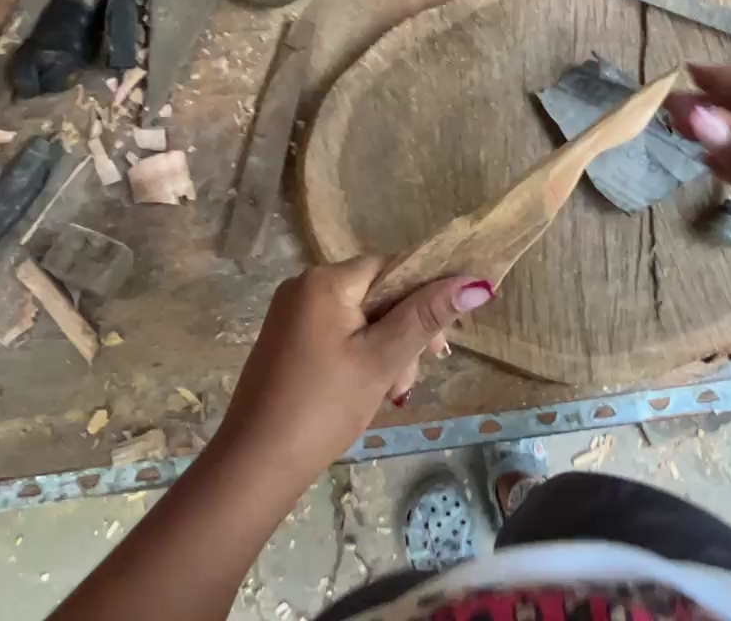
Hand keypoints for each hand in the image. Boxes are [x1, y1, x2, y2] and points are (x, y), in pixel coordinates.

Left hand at [212, 258, 492, 475]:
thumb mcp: (382, 359)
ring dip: (383, 348)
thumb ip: (427, 316)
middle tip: (410, 378)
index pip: (391, 267)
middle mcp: (303, 285)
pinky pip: (335, 332)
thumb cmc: (324, 406)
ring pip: (358, 316)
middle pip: (375, 293)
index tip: (440, 343)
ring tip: (389, 392)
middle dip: (402, 332)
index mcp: (325, 280)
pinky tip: (365, 388)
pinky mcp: (285, 339)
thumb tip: (476, 282)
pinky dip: (358, 354)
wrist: (255, 463)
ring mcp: (290, 313)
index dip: (423, 296)